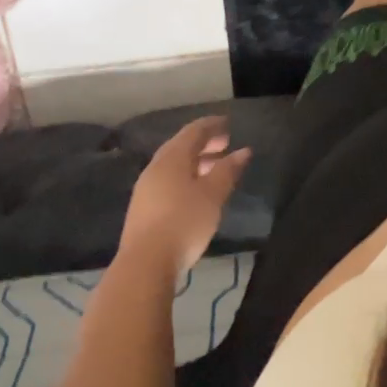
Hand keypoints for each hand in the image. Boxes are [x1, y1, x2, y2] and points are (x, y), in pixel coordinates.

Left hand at [119, 117, 251, 278]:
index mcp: (172, 158)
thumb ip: (228, 171)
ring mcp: (146, 188)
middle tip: (225, 144)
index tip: (228, 123)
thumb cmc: (184, 222)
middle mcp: (156, 167)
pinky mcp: (143, 208)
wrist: (145, 263)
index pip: (194, 131)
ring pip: (173, 165)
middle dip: (204, 143)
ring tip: (214, 168)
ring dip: (194, 161)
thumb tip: (243, 151)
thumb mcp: (212, 195)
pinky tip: (196, 191)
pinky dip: (185, 177)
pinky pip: (167, 181)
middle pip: (181, 146)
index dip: (212, 125)